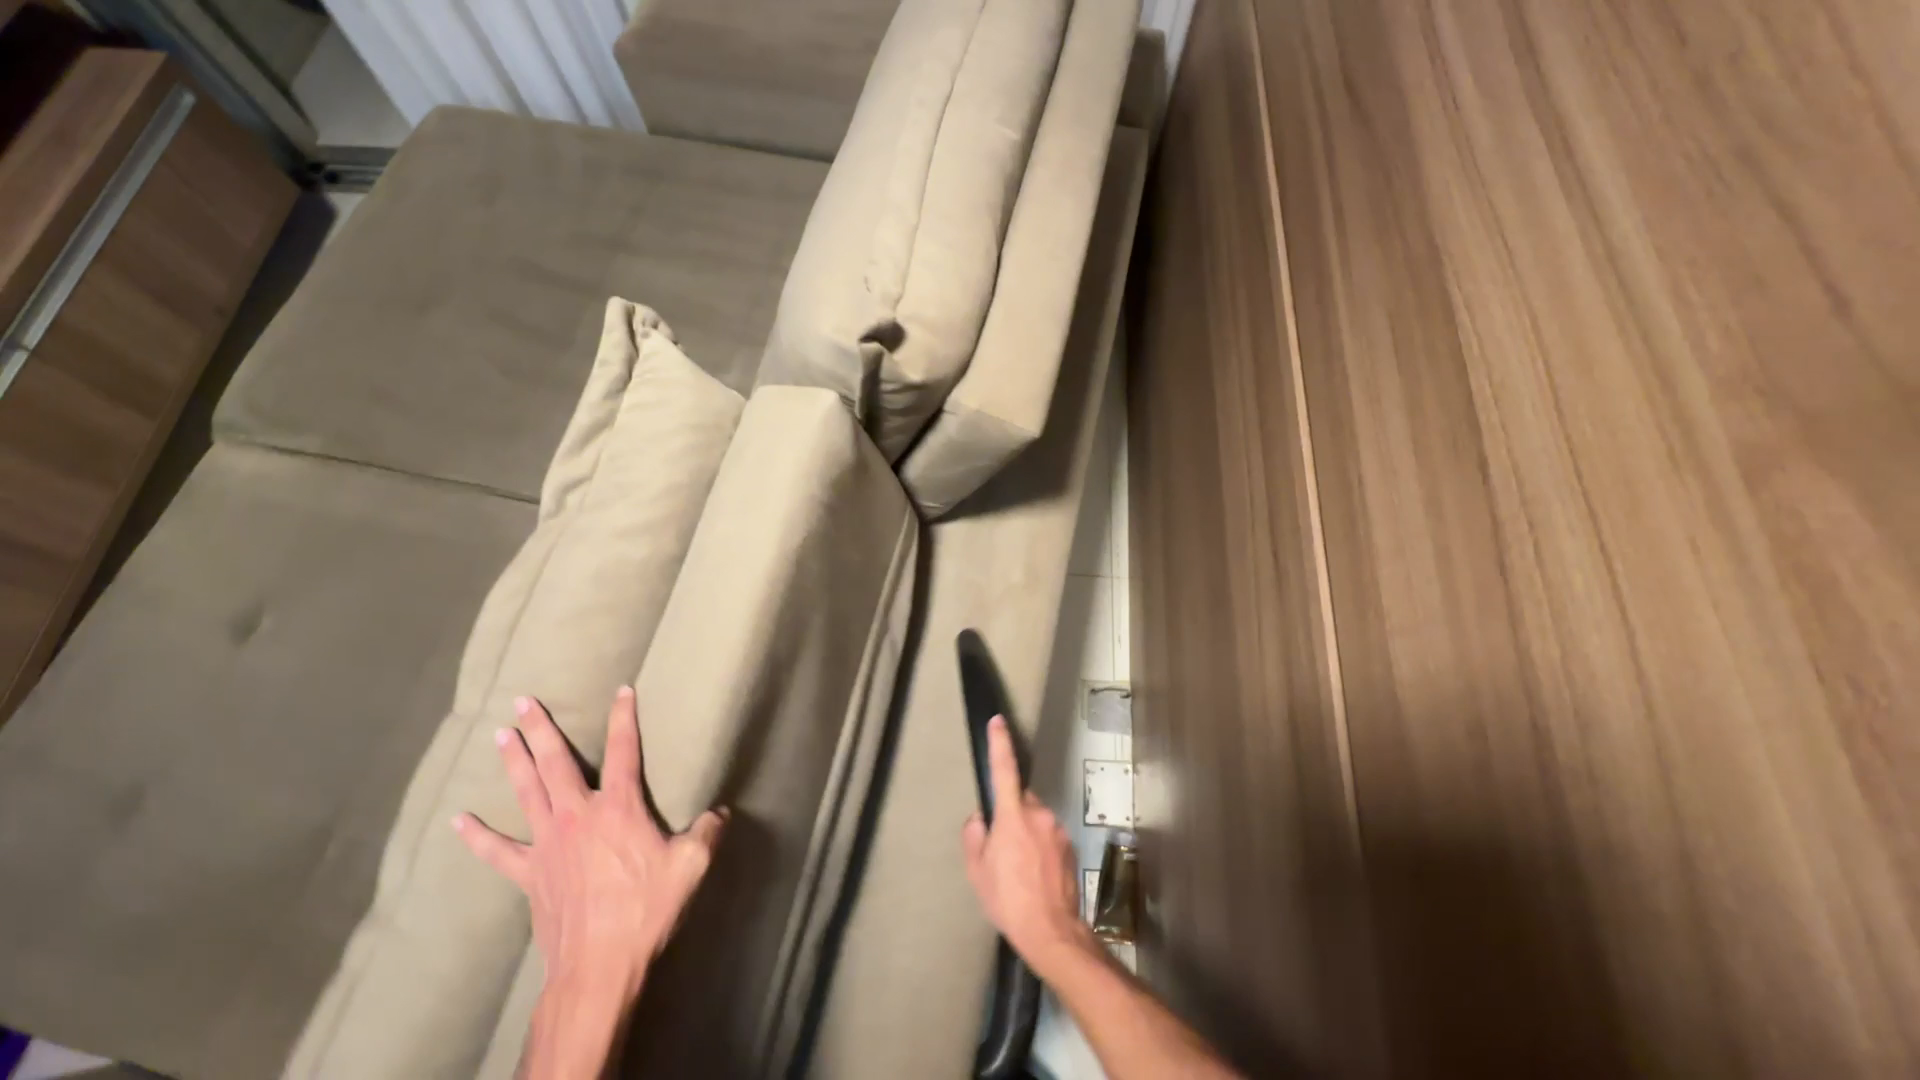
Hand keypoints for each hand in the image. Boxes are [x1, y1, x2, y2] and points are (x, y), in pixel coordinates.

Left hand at [454, 687, 726, 993]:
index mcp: (619, 809)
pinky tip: (458, 820)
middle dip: (541, 729)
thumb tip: (721, 813)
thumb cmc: (647, 910)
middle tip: (523, 701)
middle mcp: (578, 816)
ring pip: (526, 792)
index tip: (622, 690)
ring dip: (513, 761)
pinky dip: (476, 835)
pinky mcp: (530, 873)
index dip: (624, 718)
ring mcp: (548, 844)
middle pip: (556, 763)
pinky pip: (498, 851)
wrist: (598, 963)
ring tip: (501, 734)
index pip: (623, 752)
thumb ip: (708, 833)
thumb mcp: (692, 867)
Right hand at [962, 715, 1096, 976]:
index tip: (998, 722)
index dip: (999, 744)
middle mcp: (1039, 816)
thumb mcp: (977, 872)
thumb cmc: (1008, 901)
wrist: (1052, 931)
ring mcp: (1058, 830)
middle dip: (1009, 813)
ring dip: (1024, 832)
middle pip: (1020, 800)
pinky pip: (1047, 835)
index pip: (1004, 771)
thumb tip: (979, 820)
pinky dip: (1038, 846)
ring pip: (1035, 819)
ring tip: (1017, 868)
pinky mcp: (1069, 846)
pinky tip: (1033, 873)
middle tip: (999, 846)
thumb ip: (974, 838)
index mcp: (1012, 817)